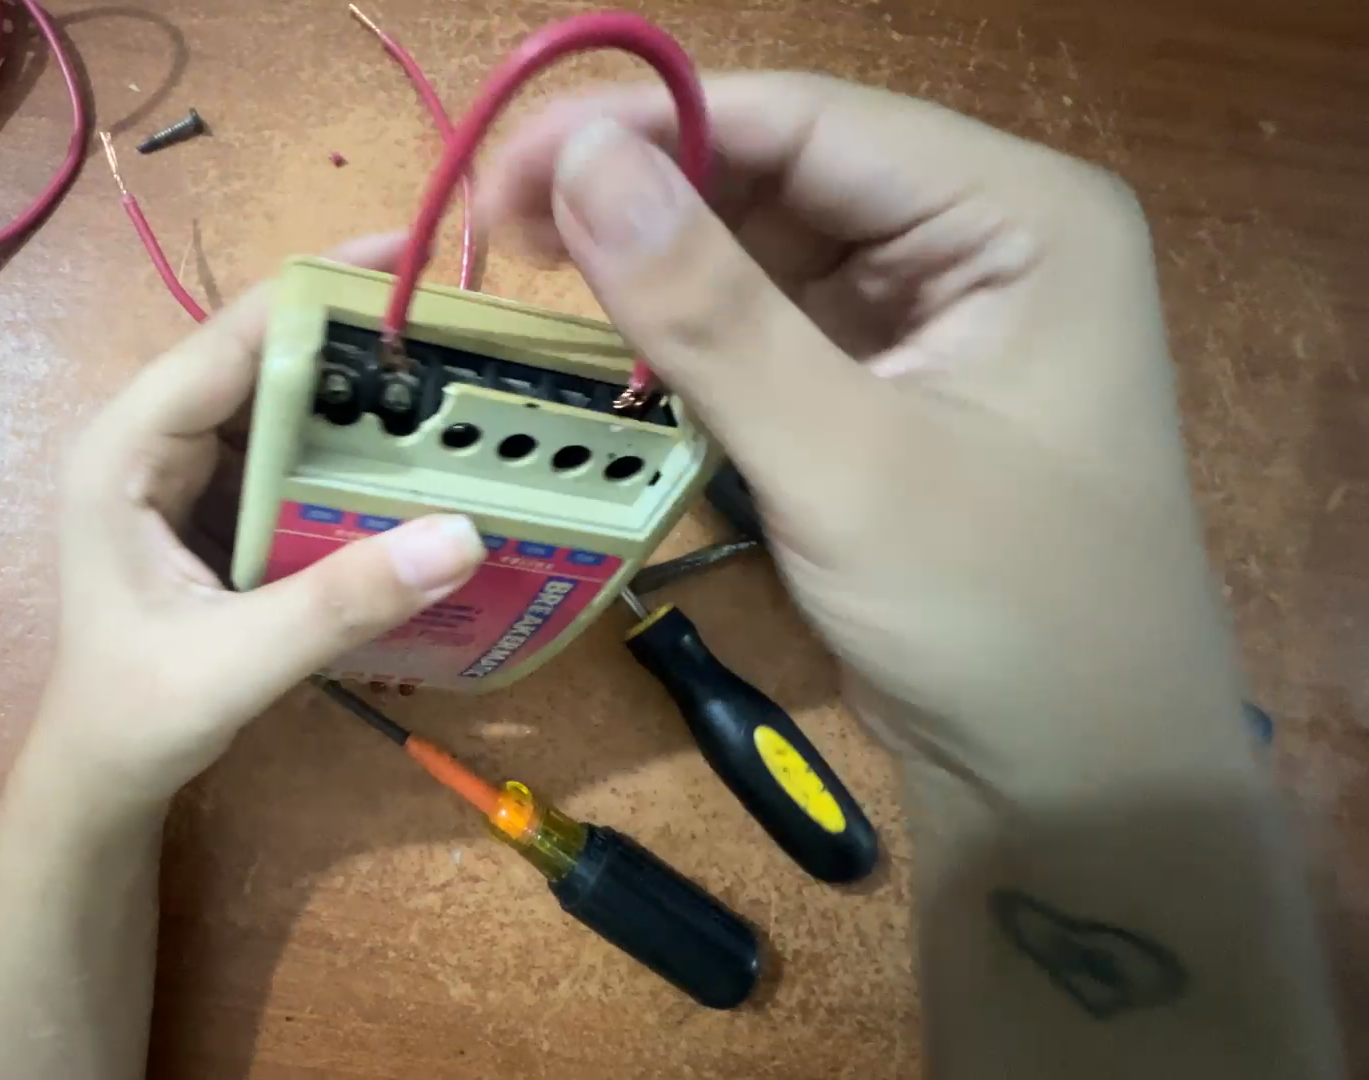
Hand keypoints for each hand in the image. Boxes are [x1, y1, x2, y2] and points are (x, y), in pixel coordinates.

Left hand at [39, 236, 484, 805]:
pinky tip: (408, 460)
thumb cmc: (140, 715)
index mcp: (126, 451)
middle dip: (354, 343)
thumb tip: (465, 535)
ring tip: (450, 386)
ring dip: (359, 397)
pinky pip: (292, 457)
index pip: (229, 342)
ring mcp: (188, 471)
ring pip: (283, 407)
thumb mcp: (238, 661)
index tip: (412, 262)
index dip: (319, 294)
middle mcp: (154, 441)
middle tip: (456, 335)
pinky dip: (348, 454)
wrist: (107, 769)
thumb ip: (342, 601)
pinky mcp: (220, 505)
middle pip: (264, 362)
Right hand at [479, 74, 1254, 795]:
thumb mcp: (841, 455)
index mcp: (1011, 216)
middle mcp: (962, 244)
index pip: (804, 124)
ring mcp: (907, 319)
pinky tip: (613, 331)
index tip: (520, 164)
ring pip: (752, 253)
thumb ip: (709, 313)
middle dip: (639, 193)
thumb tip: (582, 170)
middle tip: (505, 220)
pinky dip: (677, 329)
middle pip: (774, 179)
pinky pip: (750, 327)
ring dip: (648, 260)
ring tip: (536, 264)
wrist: (1048, 758)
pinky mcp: (857, 387)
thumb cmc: (987, 609)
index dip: (652, 128)